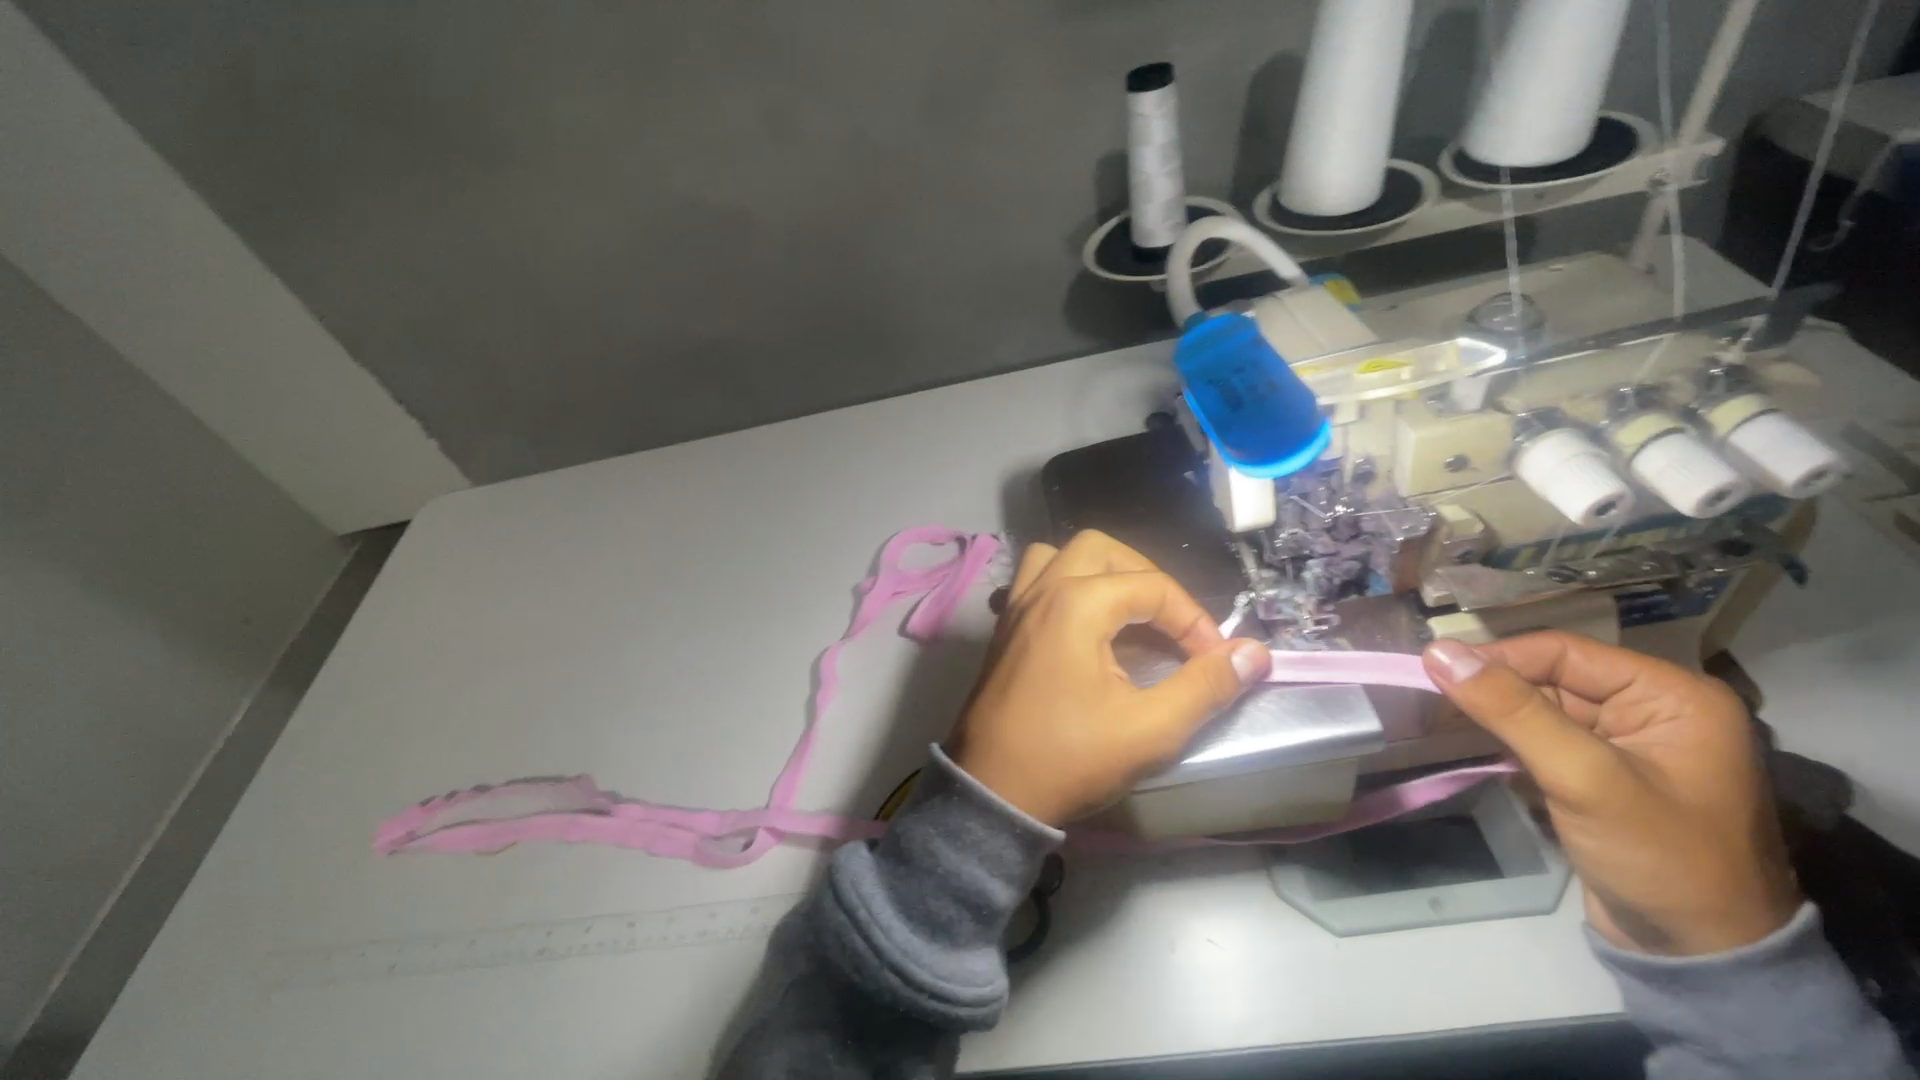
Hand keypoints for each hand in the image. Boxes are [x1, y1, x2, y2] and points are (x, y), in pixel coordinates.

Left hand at [947, 531, 1270, 826]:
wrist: (991, 794)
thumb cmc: (1069, 759)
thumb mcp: (1151, 730)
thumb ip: (1206, 686)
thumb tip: (1255, 653)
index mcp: (1077, 603)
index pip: (1153, 588)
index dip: (1195, 622)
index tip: (1216, 661)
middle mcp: (1042, 590)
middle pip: (1103, 550)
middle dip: (1148, 579)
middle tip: (1172, 625)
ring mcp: (1015, 608)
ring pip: (1062, 557)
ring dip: (1101, 574)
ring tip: (1129, 614)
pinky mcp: (1003, 631)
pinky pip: (1037, 582)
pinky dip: (1068, 588)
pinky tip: (1086, 630)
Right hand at [1424, 632, 1800, 955]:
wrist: (1706, 959)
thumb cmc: (1660, 858)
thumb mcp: (1583, 777)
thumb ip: (1512, 710)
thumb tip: (1437, 652)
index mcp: (1672, 695)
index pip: (1564, 653)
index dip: (1496, 657)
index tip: (1430, 669)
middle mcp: (1655, 709)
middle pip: (1553, 678)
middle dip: (1493, 689)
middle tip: (1428, 698)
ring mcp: (1631, 745)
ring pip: (1544, 709)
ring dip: (1496, 716)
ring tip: (1440, 721)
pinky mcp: (1607, 776)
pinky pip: (1549, 741)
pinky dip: (1510, 742)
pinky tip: (1474, 746)